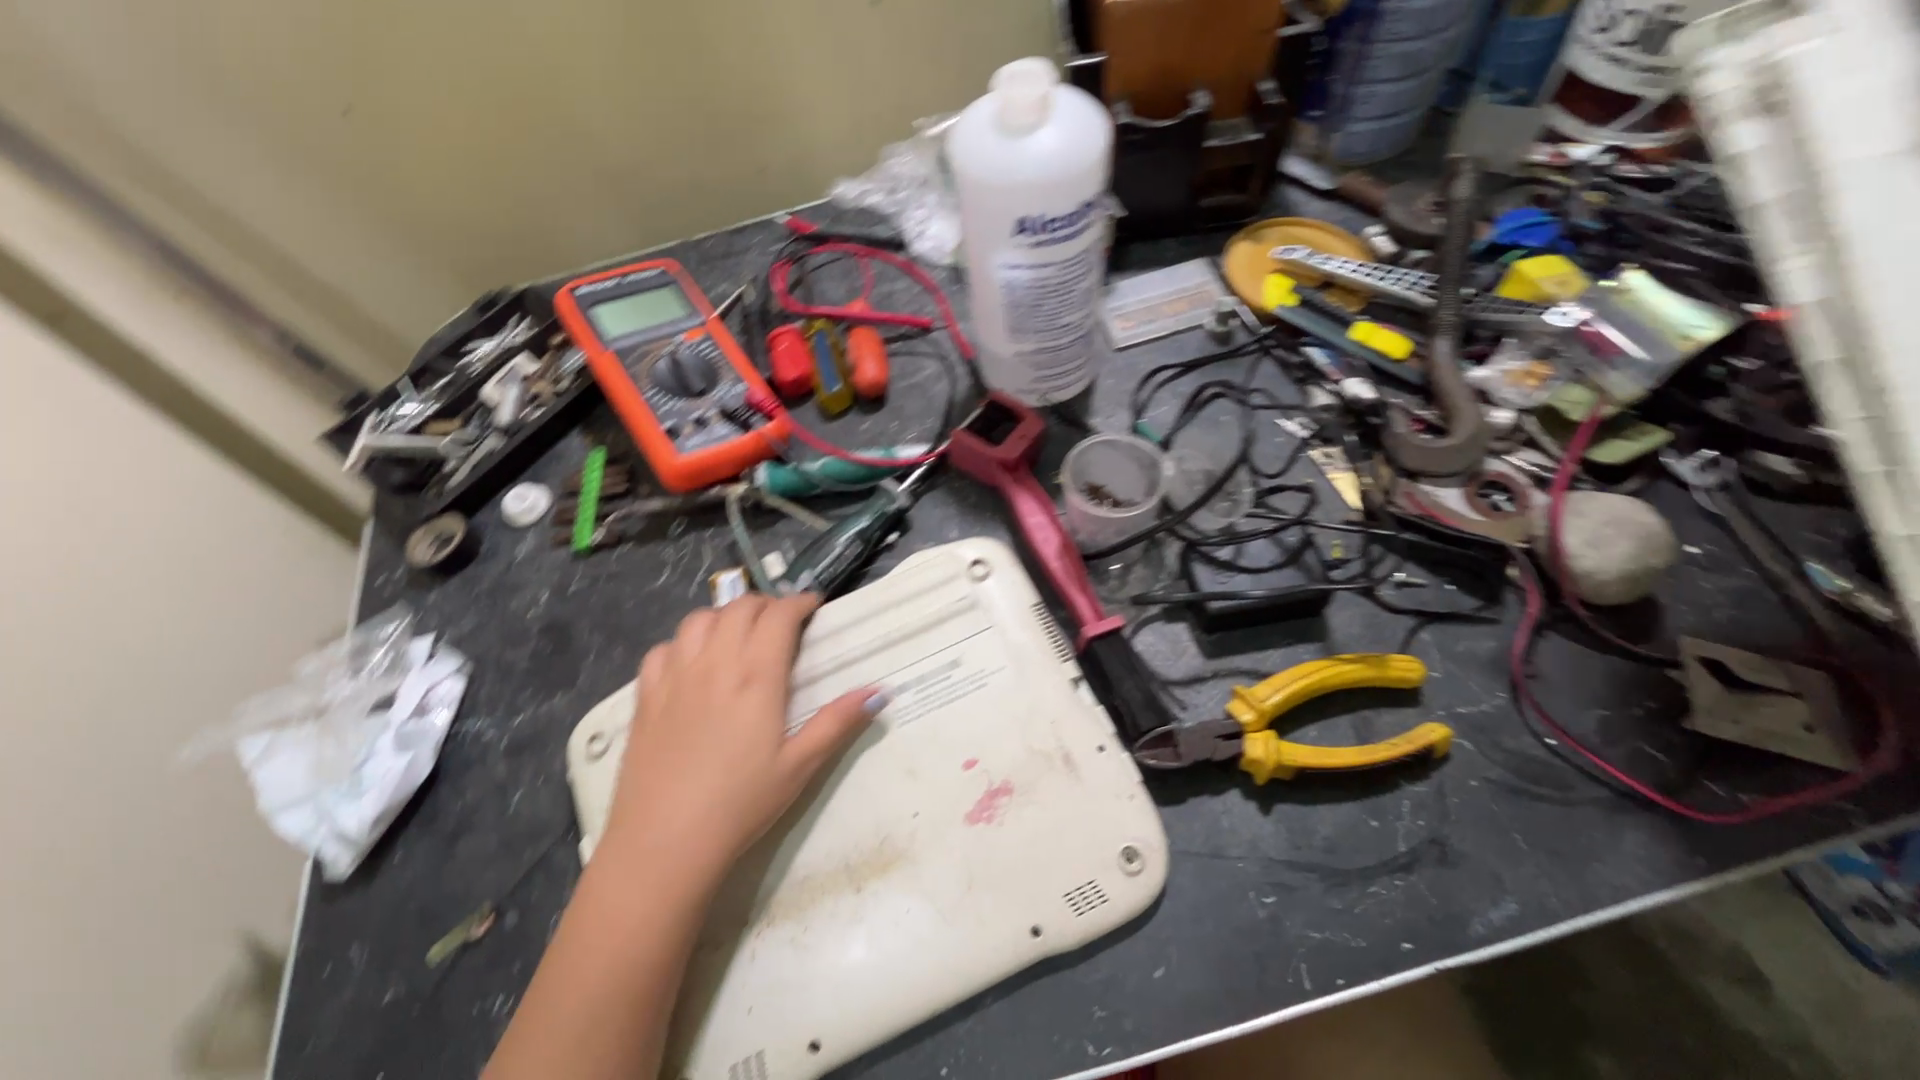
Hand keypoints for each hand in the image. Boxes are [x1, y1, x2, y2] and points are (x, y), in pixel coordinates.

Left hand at [600, 593, 884, 880]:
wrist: (664, 841)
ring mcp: (674, 677)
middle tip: (782, 621)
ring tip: (738, 634)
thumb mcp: (800, 767)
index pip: (779, 616)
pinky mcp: (645, 697)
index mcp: (757, 676)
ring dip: (724, 616)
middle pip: (739, 608)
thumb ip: (837, 723)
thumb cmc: (741, 804)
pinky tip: (692, 663)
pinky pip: (662, 649)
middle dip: (765, 604)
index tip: (812, 606)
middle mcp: (714, 663)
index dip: (798, 603)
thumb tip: (879, 691)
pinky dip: (683, 643)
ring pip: (698, 620)